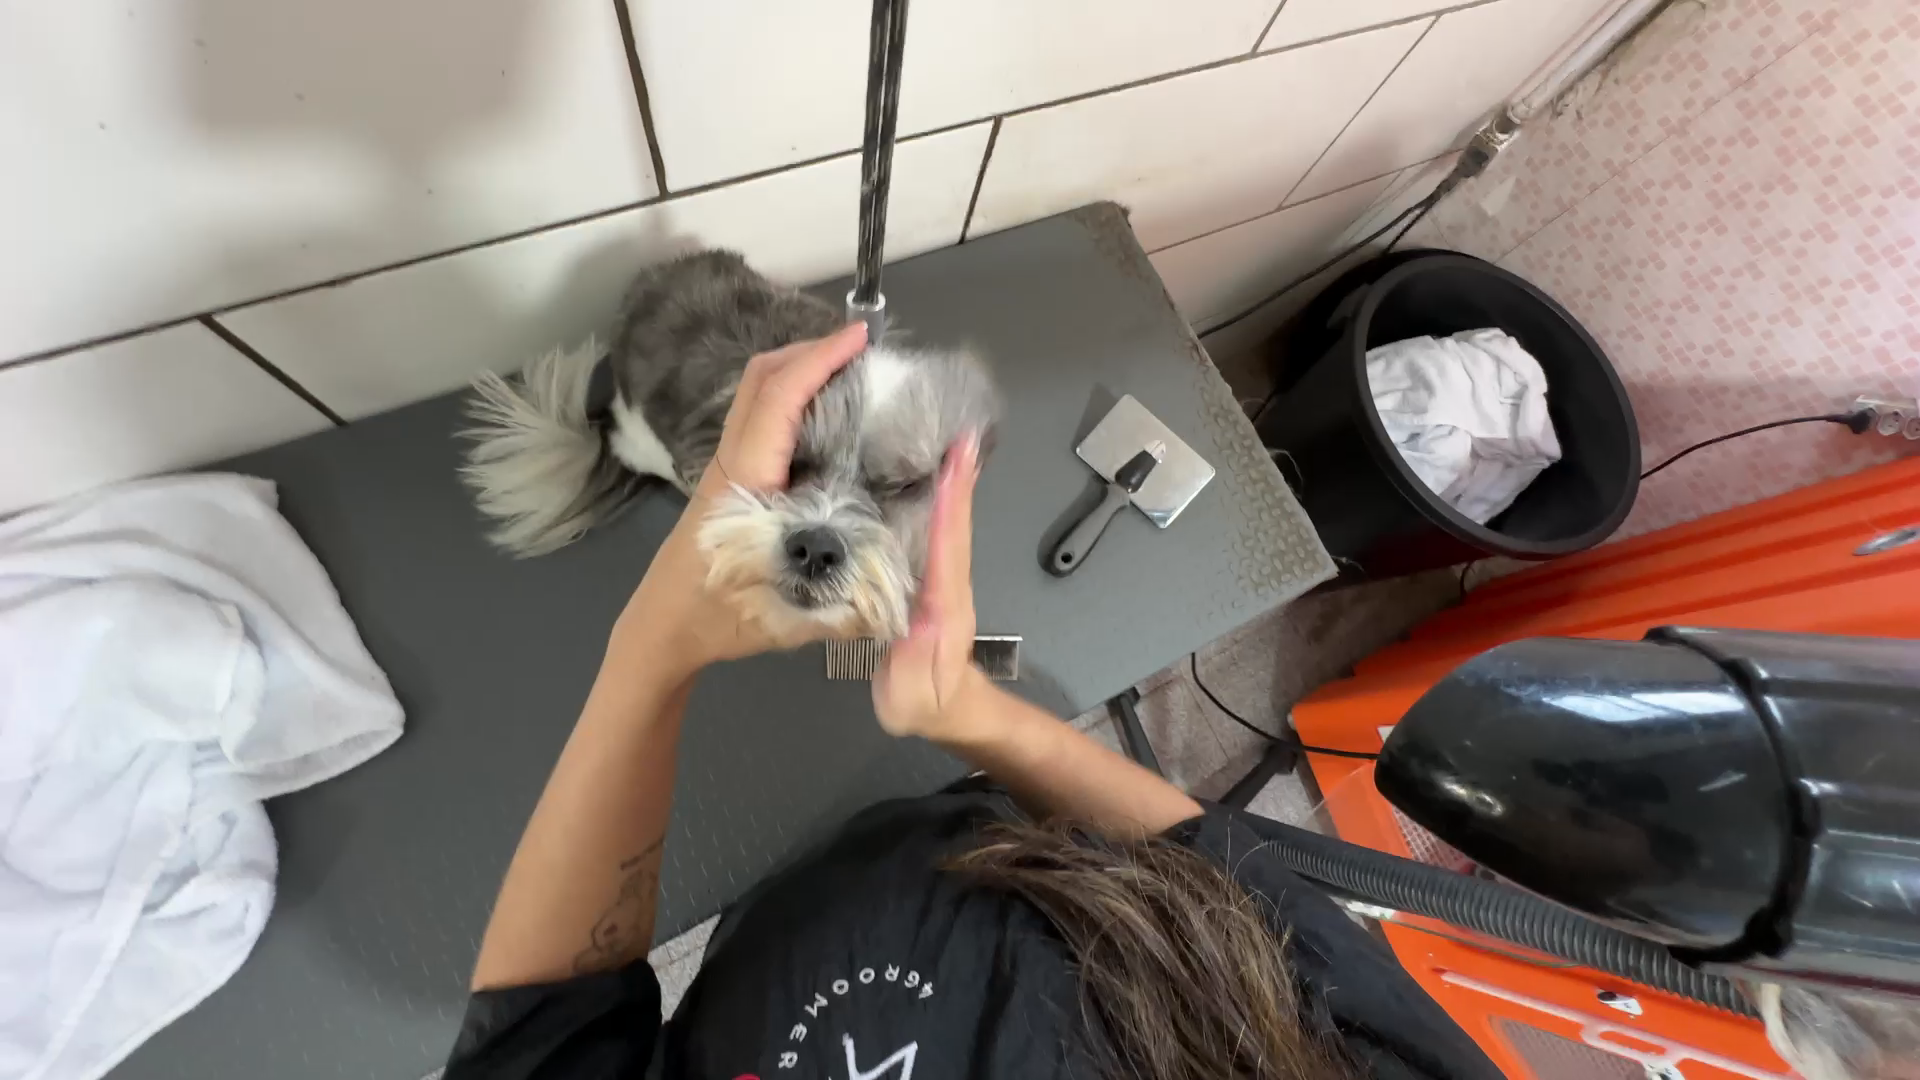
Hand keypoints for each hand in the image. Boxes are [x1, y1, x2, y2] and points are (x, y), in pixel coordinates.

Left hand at [613, 322, 869, 676]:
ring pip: (756, 396)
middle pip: (759, 380)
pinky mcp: (732, 480)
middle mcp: (731, 464)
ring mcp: (727, 468)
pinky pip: (762, 421)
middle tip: (863, 352)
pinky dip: (794, 400)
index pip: (777, 401)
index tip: (859, 339)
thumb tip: (903, 587)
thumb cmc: (712, 622)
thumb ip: (841, 604)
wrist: (660, 631)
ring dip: (800, 372)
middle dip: (809, 351)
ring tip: (853, 376)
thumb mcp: (784, 621)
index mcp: (743, 484)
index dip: (817, 361)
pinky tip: (830, 421)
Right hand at [872, 431, 990, 740]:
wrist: (946, 710)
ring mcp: (944, 579)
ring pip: (951, 525)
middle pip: (955, 524)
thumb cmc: (924, 701)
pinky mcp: (933, 579)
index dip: (952, 501)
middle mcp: (949, 582)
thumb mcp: (911, 695)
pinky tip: (932, 482)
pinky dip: (940, 503)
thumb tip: (908, 626)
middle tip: (962, 436)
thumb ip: (909, 667)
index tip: (958, 459)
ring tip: (952, 447)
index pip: (949, 544)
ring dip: (954, 485)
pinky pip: (938, 534)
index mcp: (944, 602)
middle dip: (959, 480)